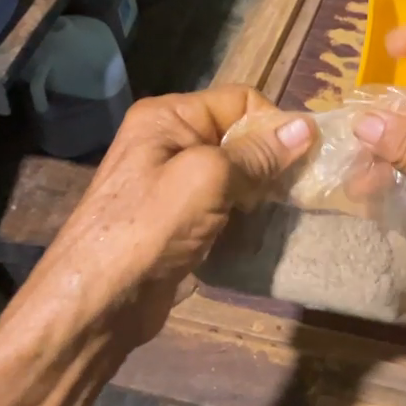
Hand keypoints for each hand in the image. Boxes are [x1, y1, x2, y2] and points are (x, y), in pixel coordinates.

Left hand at [30, 86, 313, 333]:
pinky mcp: (180, 220)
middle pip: (240, 136)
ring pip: (238, 173)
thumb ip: (257, 153)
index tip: (299, 159)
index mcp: (168, 116)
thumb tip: (308, 127)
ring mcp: (173, 183)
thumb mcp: (209, 178)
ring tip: (283, 211)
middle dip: (271, 159)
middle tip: (298, 188)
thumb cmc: (149, 228)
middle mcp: (170, 141)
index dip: (272, 124)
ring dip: (262, 191)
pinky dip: (246, 215)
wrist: (97, 306)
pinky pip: (226, 204)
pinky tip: (261, 231)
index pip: (240, 100)